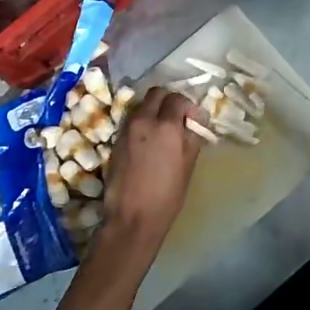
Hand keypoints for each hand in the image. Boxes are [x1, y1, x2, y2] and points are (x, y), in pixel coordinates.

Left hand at [100, 89, 205, 240]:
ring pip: (141, 106)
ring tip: (164, 131)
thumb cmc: (167, 194)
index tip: (194, 120)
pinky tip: (149, 142)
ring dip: (154, 110)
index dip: (188, 106)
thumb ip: (191, 137)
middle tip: (178, 117)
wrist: (133, 216)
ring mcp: (126, 129)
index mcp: (165, 126)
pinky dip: (143, 123)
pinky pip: (132, 121)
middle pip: (155, 94)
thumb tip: (193, 123)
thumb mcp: (188, 164)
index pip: (177, 98)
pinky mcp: (115, 141)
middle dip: (169, 100)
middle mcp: (143, 120)